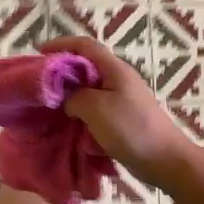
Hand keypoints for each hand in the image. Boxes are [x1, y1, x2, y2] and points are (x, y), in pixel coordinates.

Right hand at [38, 37, 193, 186]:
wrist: (164, 159)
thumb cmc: (131, 129)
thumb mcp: (97, 108)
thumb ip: (75, 96)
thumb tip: (66, 98)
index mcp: (115, 69)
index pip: (86, 46)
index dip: (61, 44)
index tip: (38, 52)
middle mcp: (118, 80)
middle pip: (86, 67)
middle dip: (61, 72)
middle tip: (38, 84)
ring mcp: (121, 100)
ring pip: (89, 90)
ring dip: (69, 95)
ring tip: (48, 105)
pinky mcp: (121, 119)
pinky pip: (95, 109)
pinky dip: (79, 113)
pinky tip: (67, 123)